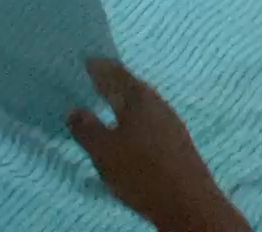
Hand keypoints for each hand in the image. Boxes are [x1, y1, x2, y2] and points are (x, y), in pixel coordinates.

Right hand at [67, 59, 248, 231]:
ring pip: (142, 101)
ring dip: (125, 98)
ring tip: (110, 101)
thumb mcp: (104, 152)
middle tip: (96, 76)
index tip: (86, 59)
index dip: (99, 66)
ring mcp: (169, 119)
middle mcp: (154, 101)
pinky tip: (132, 127)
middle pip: (130, 84)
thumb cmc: (141, 171)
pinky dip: (136, 115)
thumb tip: (73, 109)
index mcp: (136, 96)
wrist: (188, 203)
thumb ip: (87, 129)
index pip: (114, 73)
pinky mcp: (177, 139)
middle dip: (113, 80)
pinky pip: (150, 116)